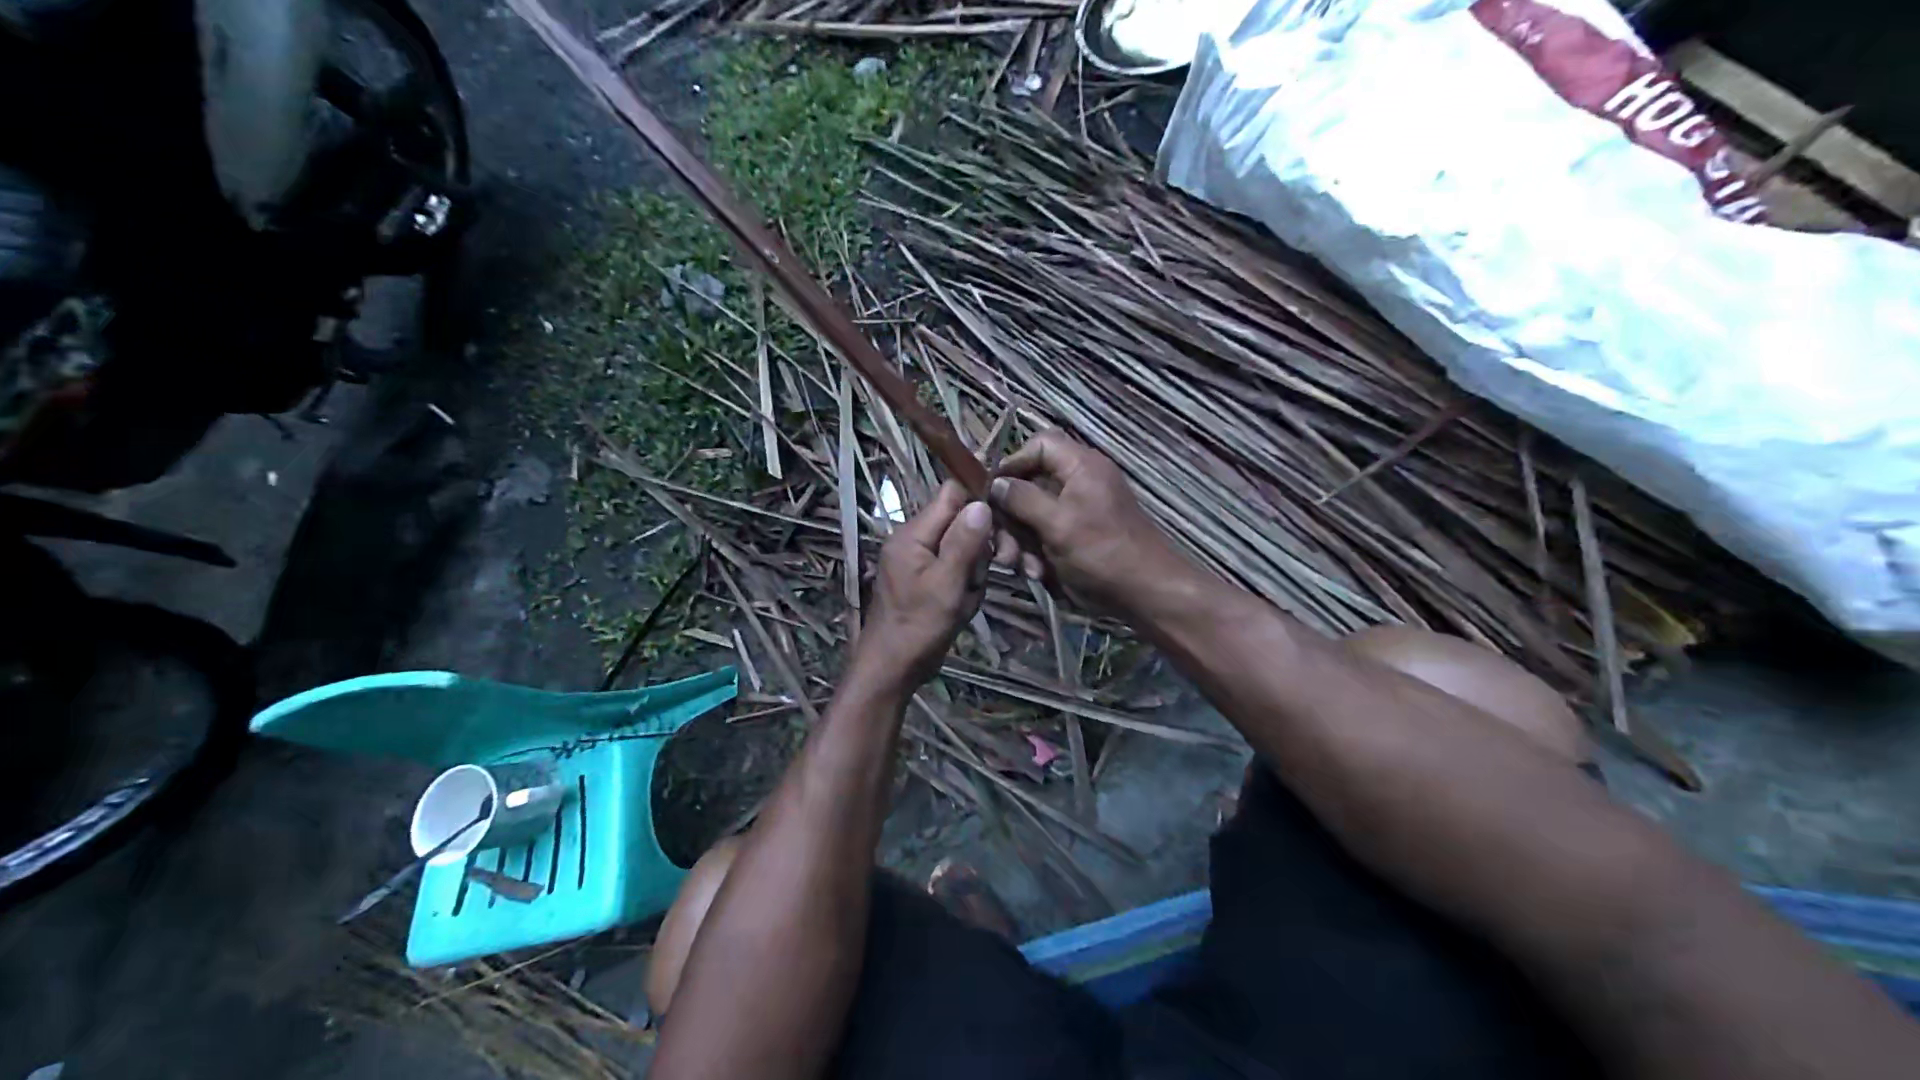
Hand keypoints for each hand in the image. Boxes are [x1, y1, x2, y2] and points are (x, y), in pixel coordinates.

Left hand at [851, 480, 996, 692]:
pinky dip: (965, 585)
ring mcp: (918, 560)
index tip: (1004, 522)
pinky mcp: (925, 578)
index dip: (980, 501)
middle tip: (992, 571)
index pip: (951, 494)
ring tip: (967, 597)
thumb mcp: (947, 583)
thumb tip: (982, 503)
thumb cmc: (918, 626)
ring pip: (962, 548)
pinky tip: (963, 605)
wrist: (892, 668)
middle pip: (960, 521)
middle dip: (980, 546)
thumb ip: (964, 542)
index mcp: (913, 534)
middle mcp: (913, 539)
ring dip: (974, 571)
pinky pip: (955, 569)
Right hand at [988, 430, 1185, 613]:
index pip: (1040, 444)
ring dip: (1020, 540)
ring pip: (1033, 514)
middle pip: (1030, 483)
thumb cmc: (1102, 552)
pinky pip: (1046, 534)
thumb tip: (995, 484)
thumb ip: (1022, 499)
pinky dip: (1037, 552)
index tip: (991, 490)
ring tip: (1019, 566)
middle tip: (1000, 544)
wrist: (1146, 592)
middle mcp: (1079, 482)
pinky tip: (1035, 573)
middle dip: (1011, 516)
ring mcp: (1078, 510)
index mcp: (1081, 466)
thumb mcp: (1057, 524)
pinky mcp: (1077, 535)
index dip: (1012, 463)